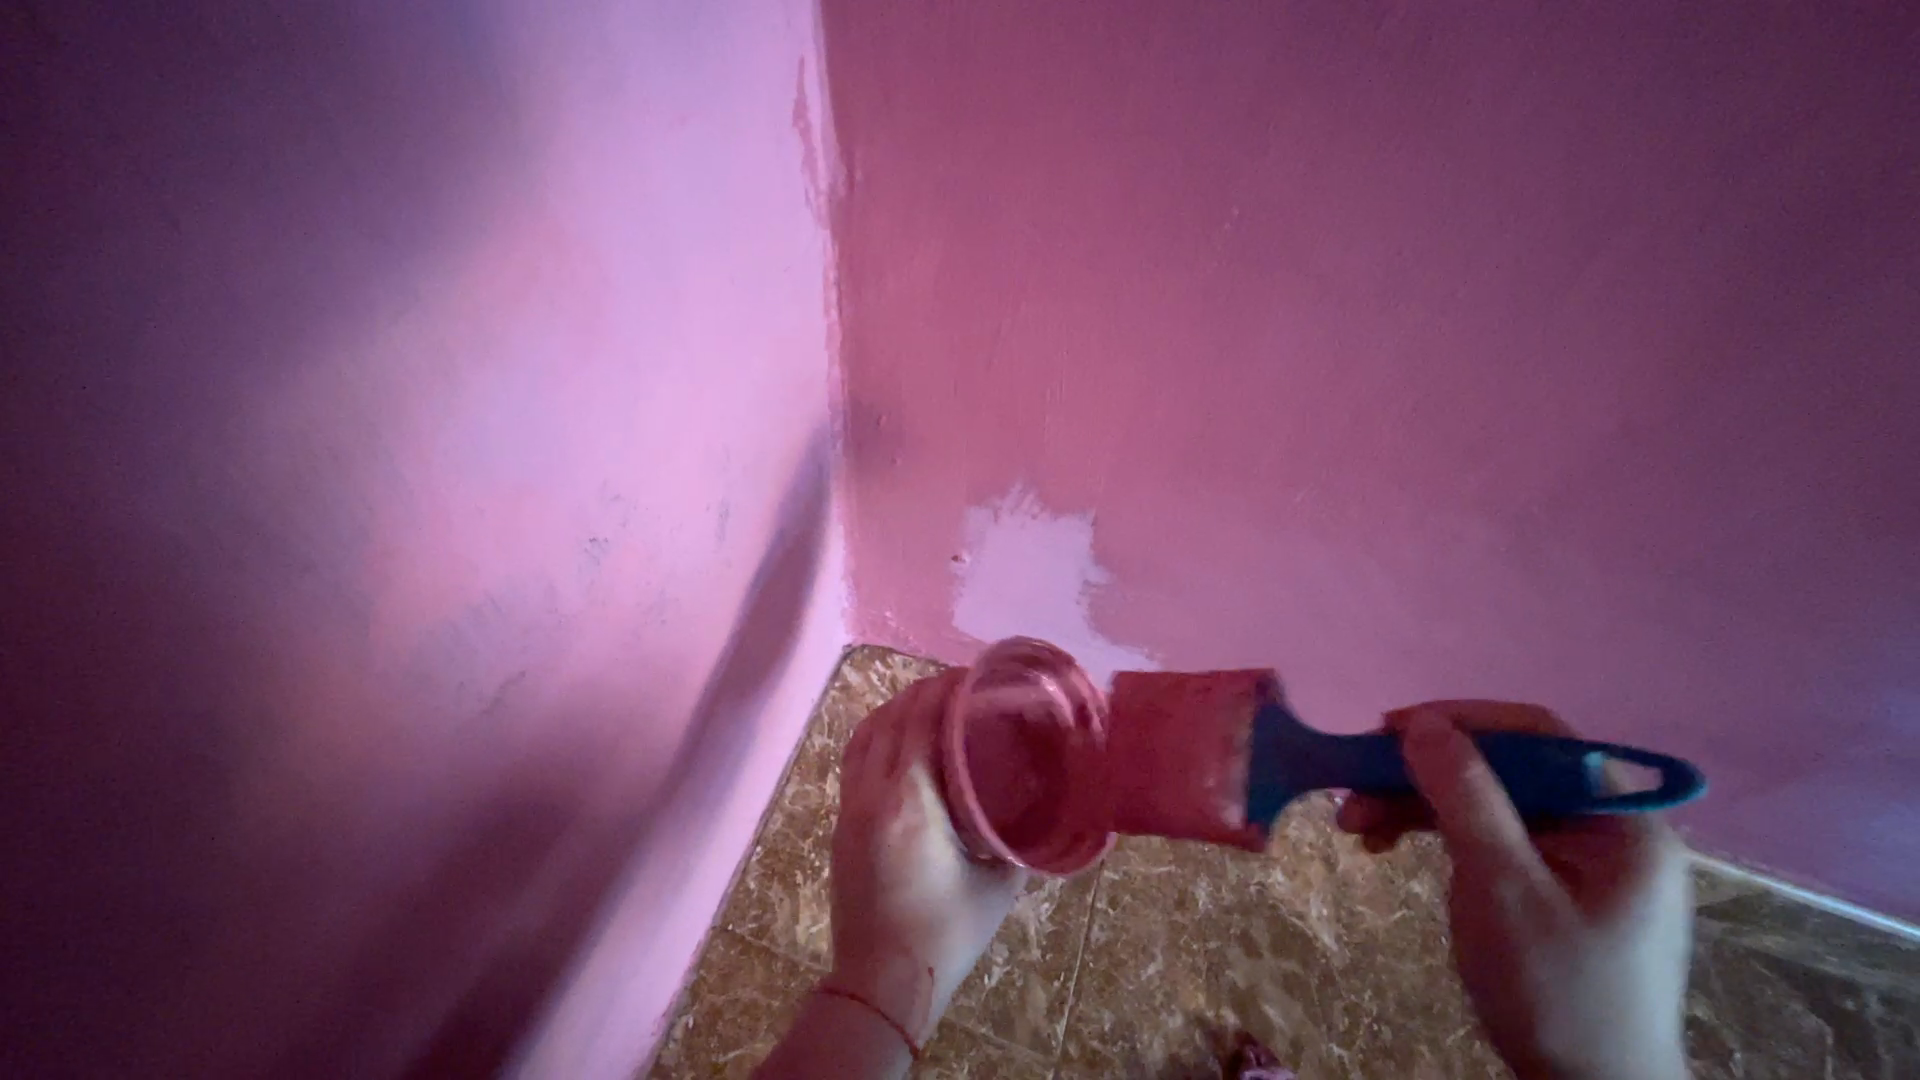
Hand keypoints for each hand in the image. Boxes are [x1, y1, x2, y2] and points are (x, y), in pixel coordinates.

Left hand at [825, 670, 1025, 1043]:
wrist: (879, 982)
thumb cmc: (944, 934)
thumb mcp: (997, 886)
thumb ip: (1016, 837)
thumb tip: (1042, 806)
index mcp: (911, 801)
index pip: (923, 719)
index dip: (946, 688)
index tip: (973, 675)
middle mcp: (873, 791)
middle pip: (893, 716)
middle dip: (925, 691)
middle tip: (961, 686)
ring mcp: (850, 804)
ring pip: (867, 731)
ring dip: (897, 707)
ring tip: (931, 703)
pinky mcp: (841, 819)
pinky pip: (855, 754)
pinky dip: (877, 731)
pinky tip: (899, 736)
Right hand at [1336, 702, 1692, 1079]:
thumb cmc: (1555, 990)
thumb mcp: (1502, 887)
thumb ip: (1466, 797)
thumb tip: (1422, 723)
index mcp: (1618, 819)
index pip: (1536, 736)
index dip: (1460, 720)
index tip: (1389, 730)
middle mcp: (1601, 825)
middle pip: (1499, 767)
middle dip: (1419, 773)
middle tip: (1353, 781)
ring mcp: (1572, 856)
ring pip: (1481, 799)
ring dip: (1412, 802)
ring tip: (1352, 822)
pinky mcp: (1543, 880)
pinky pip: (1481, 833)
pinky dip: (1429, 831)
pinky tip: (1382, 842)